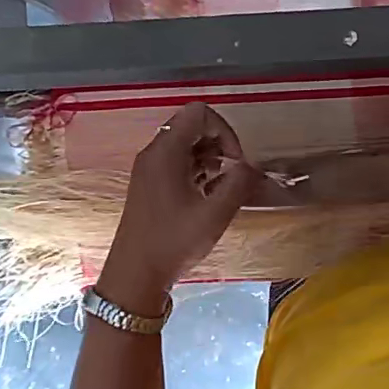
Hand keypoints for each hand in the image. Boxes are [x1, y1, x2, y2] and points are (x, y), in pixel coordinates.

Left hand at [99, 103, 259, 313]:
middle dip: (220, 145)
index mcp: (166, 151)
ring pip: (186, 146)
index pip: (200, 113)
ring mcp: (149, 169)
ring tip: (221, 190)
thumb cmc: (174, 242)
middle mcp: (154, 152)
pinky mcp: (149, 185)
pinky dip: (197, 172)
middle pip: (192, 126)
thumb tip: (253, 167)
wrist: (135, 275)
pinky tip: (207, 198)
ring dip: (210, 160)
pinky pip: (177, 163)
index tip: (236, 162)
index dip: (226, 131)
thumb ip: (239, 183)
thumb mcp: (215, 214)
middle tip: (232, 176)